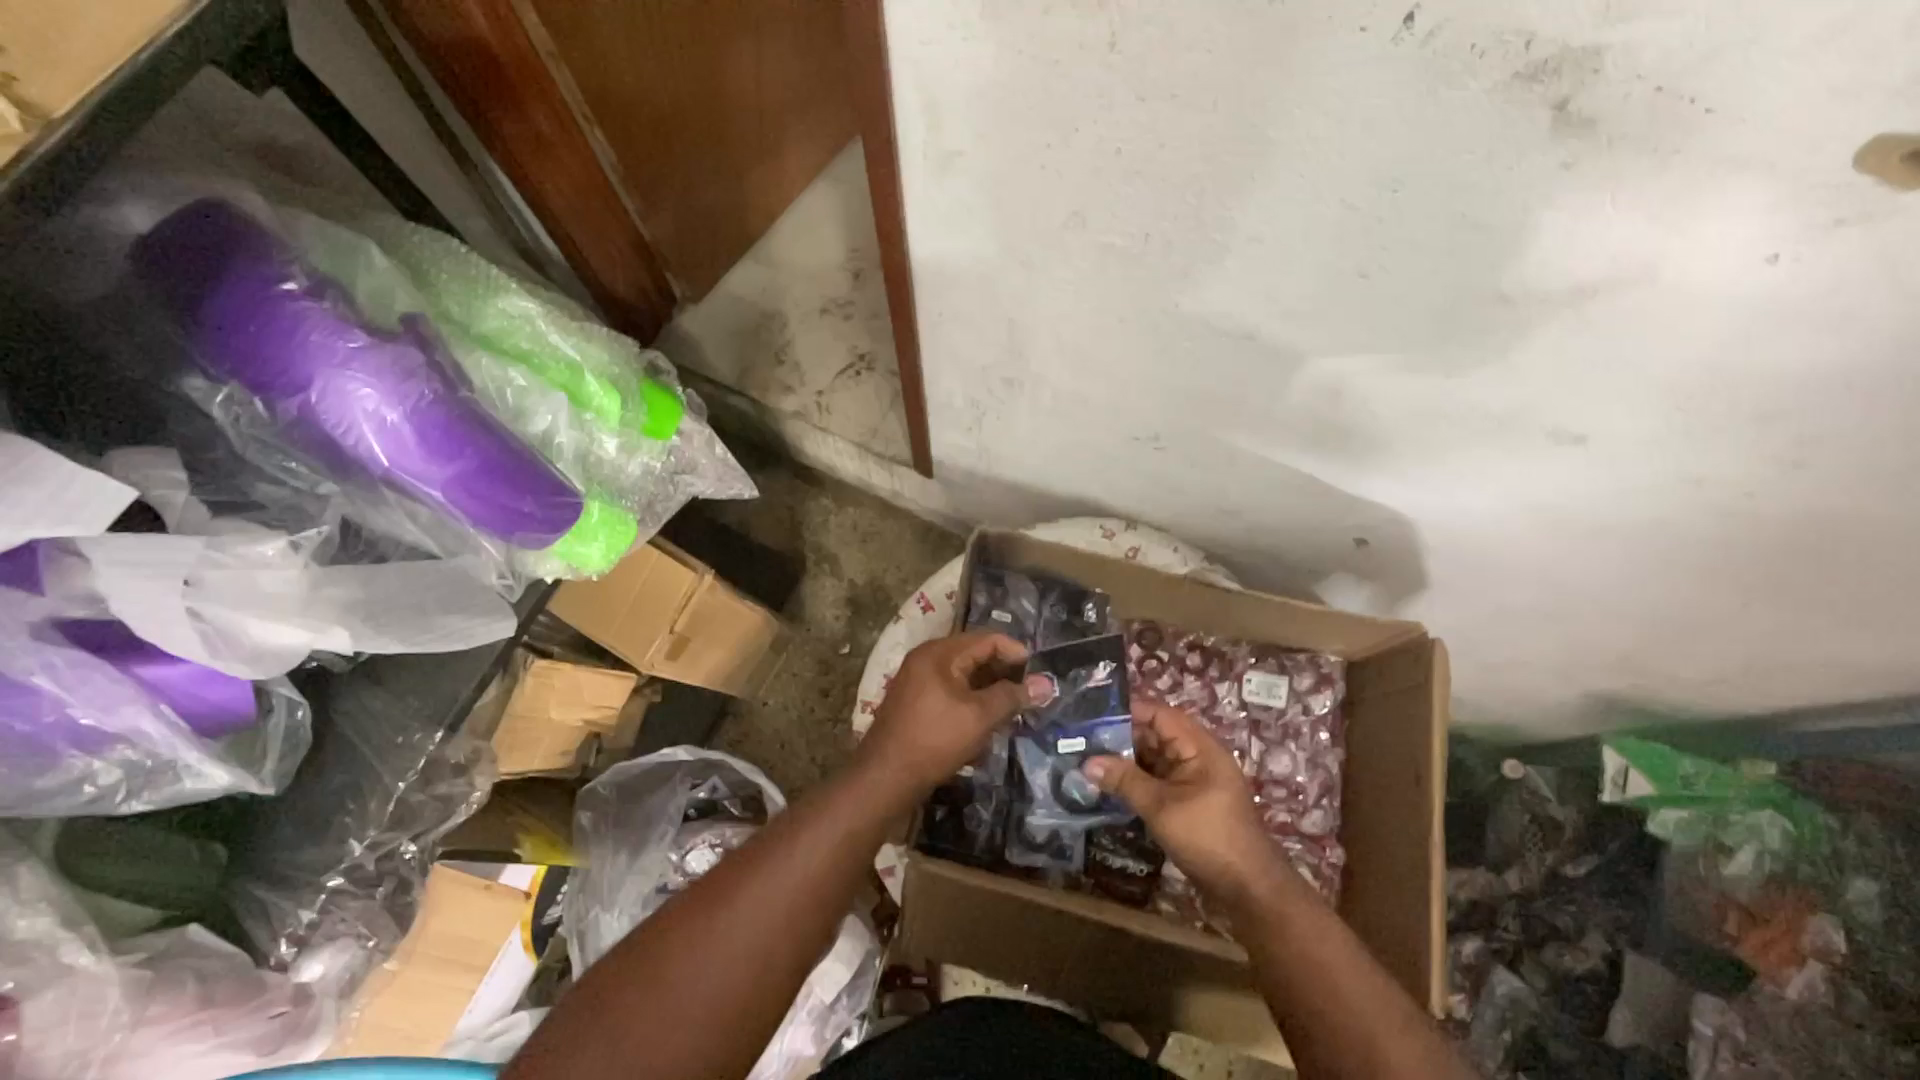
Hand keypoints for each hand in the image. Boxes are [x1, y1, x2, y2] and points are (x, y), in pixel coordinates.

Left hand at [857, 632, 1038, 798]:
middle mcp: (926, 660)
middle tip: (1030, 695)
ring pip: (964, 679)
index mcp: (940, 653)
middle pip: (975, 656)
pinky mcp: (916, 705)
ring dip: (989, 694)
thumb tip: (1046, 683)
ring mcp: (918, 683)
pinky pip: (951, 696)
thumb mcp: (980, 717)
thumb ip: (1013, 697)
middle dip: (1005, 675)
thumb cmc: (935, 740)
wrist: (885, 778)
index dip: (1017, 653)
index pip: (987, 639)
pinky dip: (971, 706)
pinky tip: (986, 730)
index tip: (1040, 676)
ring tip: (1013, 714)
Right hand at [1085, 701, 1287, 908]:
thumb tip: (1087, 762)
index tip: (1091, 715)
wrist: (1247, 887)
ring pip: (1154, 760)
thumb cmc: (1207, 837)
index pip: (1160, 714)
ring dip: (1126, 762)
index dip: (1128, 711)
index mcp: (1200, 747)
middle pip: (1155, 736)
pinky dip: (1136, 782)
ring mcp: (1194, 782)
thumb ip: (1125, 780)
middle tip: (1081, 740)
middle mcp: (1198, 758)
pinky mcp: (1188, 803)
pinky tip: (1108, 786)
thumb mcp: (1161, 806)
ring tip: (1087, 761)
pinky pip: (1158, 782)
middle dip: (1121, 737)